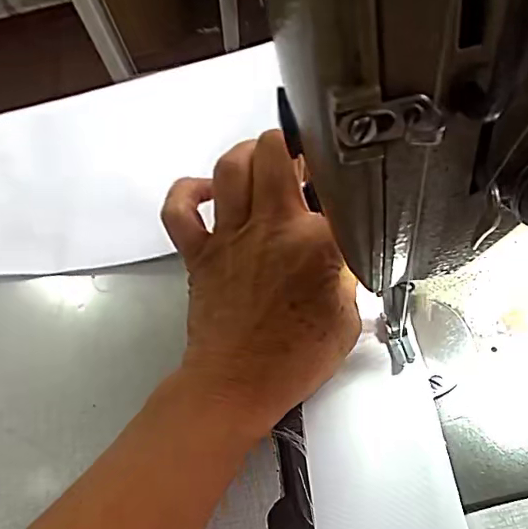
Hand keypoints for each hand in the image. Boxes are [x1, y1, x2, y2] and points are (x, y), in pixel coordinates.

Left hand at [160, 130, 360, 433]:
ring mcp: (231, 239)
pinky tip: (208, 189)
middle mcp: (271, 230)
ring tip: (264, 159)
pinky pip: (180, 208)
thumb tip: (343, 260)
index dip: (343, 181)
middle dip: (291, 142)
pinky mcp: (200, 254)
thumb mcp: (345, 322)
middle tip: (303, 156)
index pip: (335, 191)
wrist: (237, 386)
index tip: (347, 185)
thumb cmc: (289, 363)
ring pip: (231, 166)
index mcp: (315, 246)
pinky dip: (188, 190)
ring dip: (248, 152)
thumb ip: (347, 280)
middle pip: (274, 151)